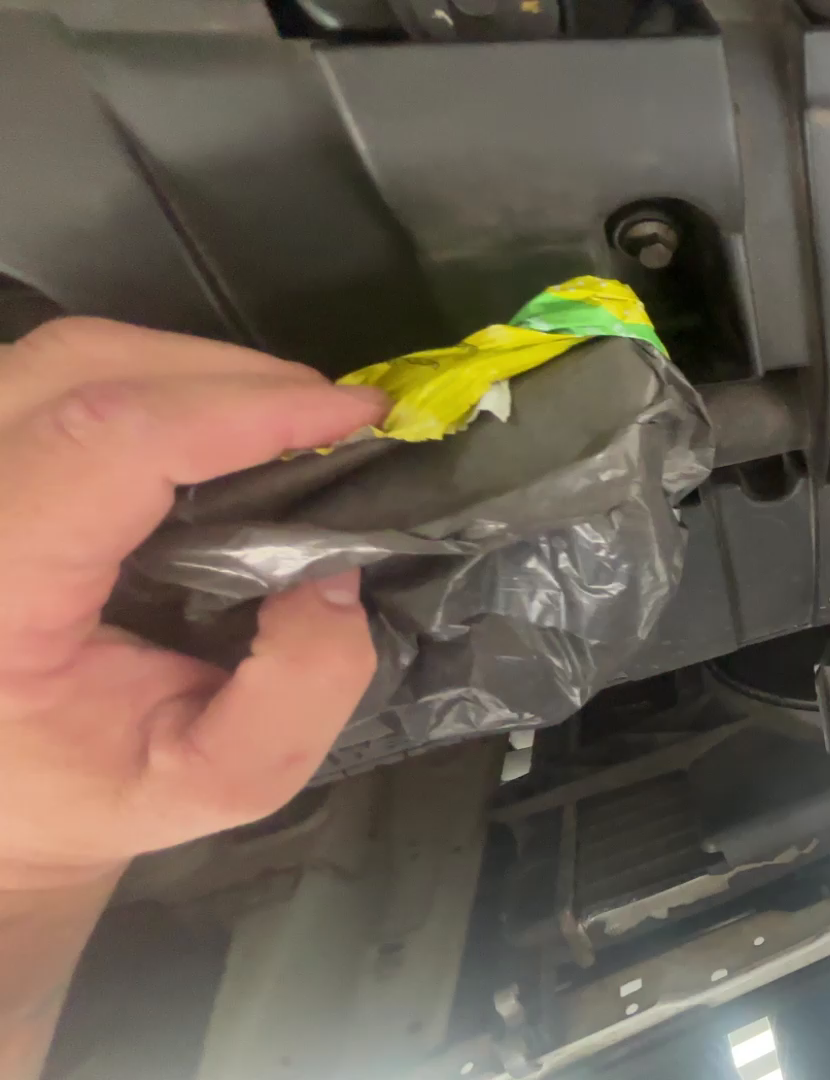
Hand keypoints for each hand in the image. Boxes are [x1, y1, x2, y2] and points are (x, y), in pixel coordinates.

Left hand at [0, 318, 388, 890]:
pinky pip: (60, 379)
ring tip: (298, 418)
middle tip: (341, 416)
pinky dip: (170, 382)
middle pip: (77, 372)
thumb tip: (333, 574)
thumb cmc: (103, 790)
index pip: (104, 444)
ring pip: (65, 358)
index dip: (245, 410)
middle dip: (237, 376)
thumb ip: (308, 687)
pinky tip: (234, 425)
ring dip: (206, 370)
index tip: (360, 414)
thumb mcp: (235, 776)